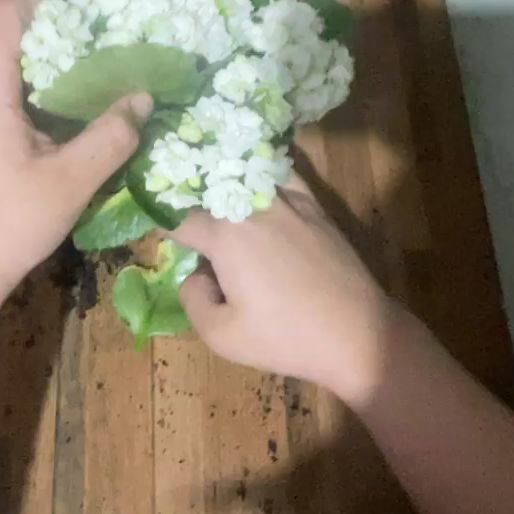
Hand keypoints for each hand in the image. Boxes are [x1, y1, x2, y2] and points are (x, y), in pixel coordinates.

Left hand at [0, 0, 151, 308]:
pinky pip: (14, 93)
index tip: (91, 21)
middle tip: (111, 47)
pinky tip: (82, 113)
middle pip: (13, 35)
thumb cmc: (8, 223)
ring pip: (15, 65)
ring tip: (105, 75)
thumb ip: (110, 136)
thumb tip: (143, 98)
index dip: (47, 4)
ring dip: (58, 65)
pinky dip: (47, 91)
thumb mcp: (70, 181)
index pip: (5, 13)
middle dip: (62, 34)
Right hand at [171, 175, 403, 406]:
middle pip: (209, 192)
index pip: (178, 219)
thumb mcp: (221, 337)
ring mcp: (287, 202)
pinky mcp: (314, 206)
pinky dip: (263, 175)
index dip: (161, 225)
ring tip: (212, 190)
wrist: (358, 335)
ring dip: (223, 182)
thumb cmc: (286, 338)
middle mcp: (252, 208)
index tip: (156, 232)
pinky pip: (281, 177)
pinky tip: (257, 181)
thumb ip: (192, 299)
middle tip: (180, 211)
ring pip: (244, 177)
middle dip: (189, 200)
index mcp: (225, 236)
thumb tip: (195, 275)